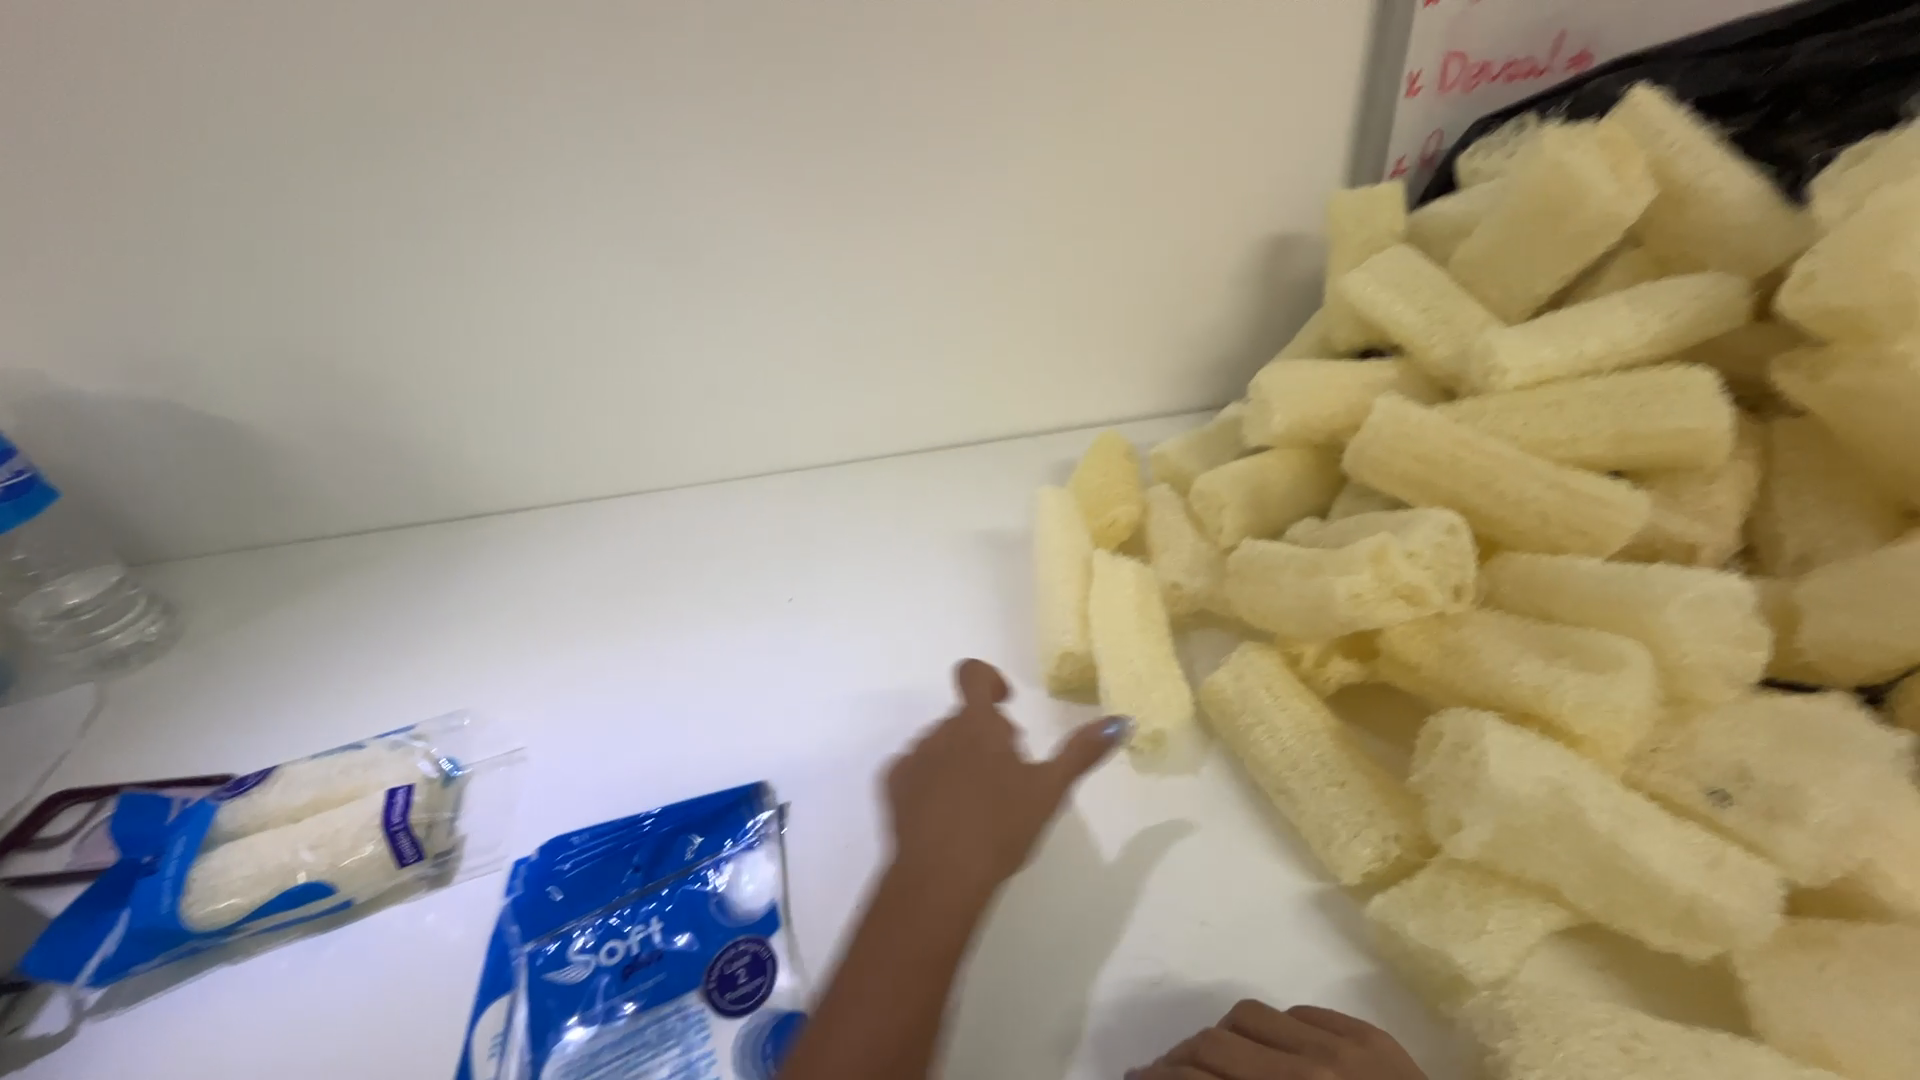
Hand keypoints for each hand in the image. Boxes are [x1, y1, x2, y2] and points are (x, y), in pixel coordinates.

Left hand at [884, 659, 1127, 899]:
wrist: (939, 878)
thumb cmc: (1000, 829)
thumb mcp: (1050, 791)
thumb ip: (1082, 752)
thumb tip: (1121, 720)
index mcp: (977, 725)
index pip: (972, 674)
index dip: (989, 680)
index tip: (1005, 705)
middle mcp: (938, 732)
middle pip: (964, 719)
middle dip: (985, 739)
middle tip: (1007, 782)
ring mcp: (912, 758)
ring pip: (940, 745)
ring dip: (959, 761)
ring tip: (977, 806)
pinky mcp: (892, 786)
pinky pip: (915, 770)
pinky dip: (931, 783)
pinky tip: (946, 818)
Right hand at [1132, 1001, 1428, 1079]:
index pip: (1198, 1078)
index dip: (1158, 1078)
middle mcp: (1309, 1071)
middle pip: (1215, 1043)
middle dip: (1178, 1057)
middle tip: (1160, 1072)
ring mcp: (1344, 1049)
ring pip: (1251, 1015)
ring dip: (1226, 1038)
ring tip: (1218, 1059)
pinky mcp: (1376, 1039)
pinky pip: (1305, 1014)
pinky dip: (1281, 1030)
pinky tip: (1278, 1051)